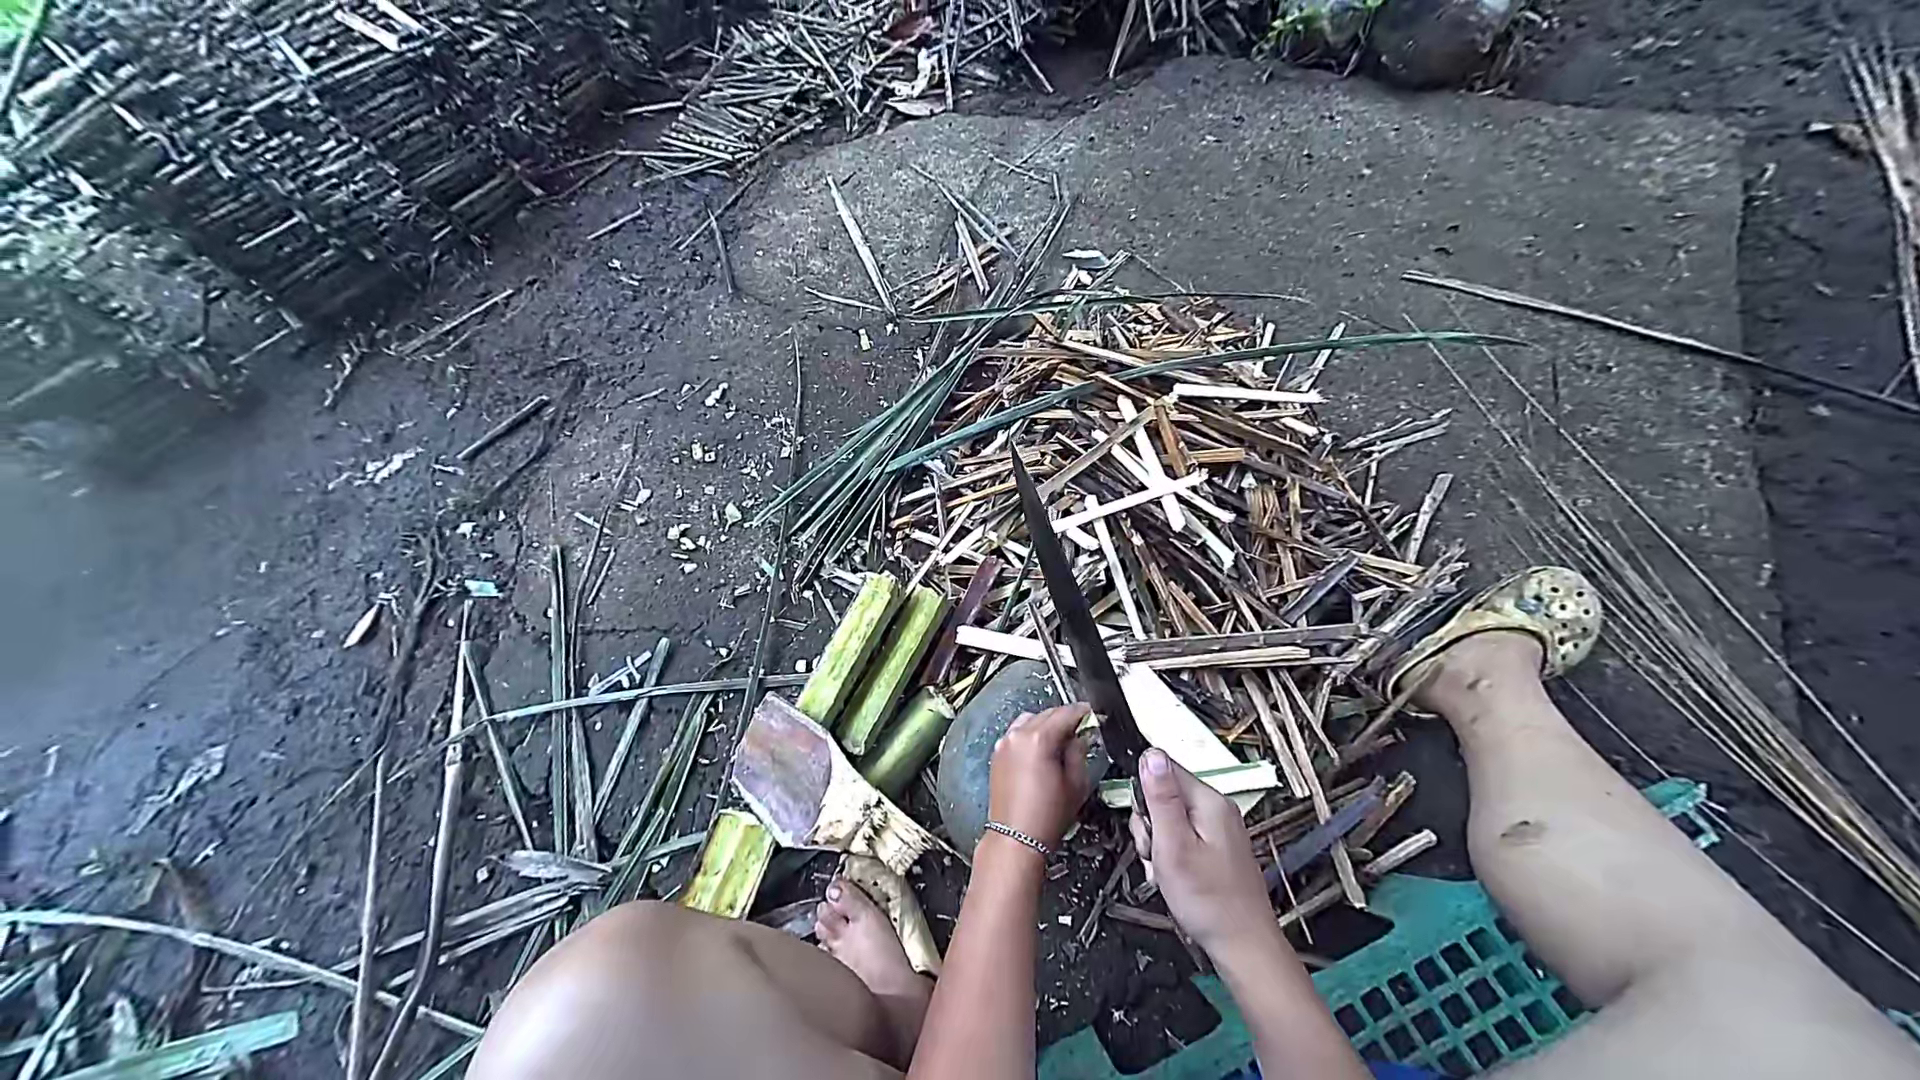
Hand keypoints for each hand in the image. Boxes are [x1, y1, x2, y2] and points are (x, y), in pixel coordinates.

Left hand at [987, 702, 1092, 847]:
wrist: (1015, 838)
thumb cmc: (1046, 816)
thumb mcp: (1076, 783)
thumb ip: (1079, 752)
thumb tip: (1080, 736)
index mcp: (1039, 739)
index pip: (1065, 713)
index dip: (1082, 712)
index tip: (1091, 713)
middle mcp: (1019, 736)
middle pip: (1047, 713)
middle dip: (1065, 718)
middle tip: (1081, 728)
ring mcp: (1005, 743)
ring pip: (1030, 720)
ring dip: (1046, 724)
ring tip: (1061, 739)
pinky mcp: (997, 753)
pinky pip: (1017, 733)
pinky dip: (1031, 734)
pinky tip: (1041, 749)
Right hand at [1129, 749, 1276, 951]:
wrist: (1242, 948)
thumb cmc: (1210, 903)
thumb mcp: (1173, 845)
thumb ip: (1160, 798)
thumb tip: (1151, 753)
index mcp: (1209, 801)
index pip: (1162, 769)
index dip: (1144, 797)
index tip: (1148, 826)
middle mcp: (1216, 809)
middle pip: (1163, 796)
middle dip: (1150, 826)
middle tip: (1157, 854)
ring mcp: (1218, 829)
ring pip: (1168, 819)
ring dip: (1158, 844)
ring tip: (1167, 870)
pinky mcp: (1216, 848)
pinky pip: (1180, 838)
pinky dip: (1171, 857)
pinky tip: (1176, 877)